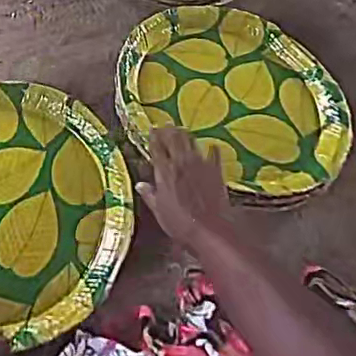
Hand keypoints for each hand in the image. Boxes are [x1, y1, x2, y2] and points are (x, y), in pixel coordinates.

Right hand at [139, 126, 242, 255]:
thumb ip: (150, 195)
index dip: (153, 137)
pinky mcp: (216, 169)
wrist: (211, 228)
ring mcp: (200, 164)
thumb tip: (140, 184)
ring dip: (186, 134)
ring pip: (191, 141)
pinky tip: (212, 145)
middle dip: (169, 130)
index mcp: (165, 171)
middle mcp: (182, 162)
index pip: (157, 148)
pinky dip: (212, 148)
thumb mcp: (159, 211)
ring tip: (182, 130)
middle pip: (174, 138)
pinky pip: (214, 153)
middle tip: (165, 126)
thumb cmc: (181, 223)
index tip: (151, 130)